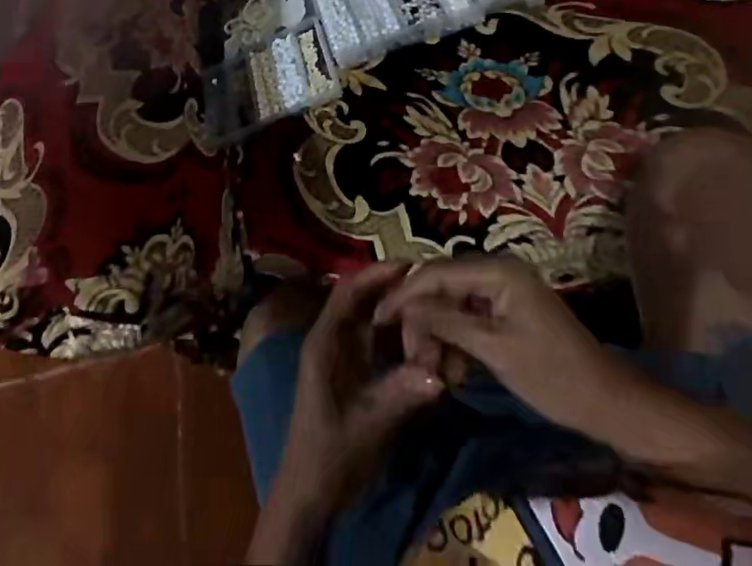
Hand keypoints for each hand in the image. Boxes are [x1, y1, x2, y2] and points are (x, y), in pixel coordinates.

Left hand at [248, 264, 445, 562]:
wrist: (312, 489)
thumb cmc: (331, 453)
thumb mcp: (368, 426)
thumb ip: (400, 397)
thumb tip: (438, 374)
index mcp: (324, 343)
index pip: (347, 294)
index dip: (375, 275)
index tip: (410, 263)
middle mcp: (331, 342)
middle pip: (362, 303)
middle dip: (393, 289)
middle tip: (434, 283)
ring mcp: (343, 357)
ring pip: (372, 323)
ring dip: (399, 313)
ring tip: (436, 304)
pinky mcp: (354, 375)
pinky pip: (377, 345)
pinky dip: (399, 338)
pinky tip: (427, 338)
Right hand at [374, 256, 652, 445]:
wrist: (612, 408)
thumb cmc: (555, 377)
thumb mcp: (494, 350)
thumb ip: (445, 321)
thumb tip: (402, 305)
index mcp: (498, 271)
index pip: (435, 273)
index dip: (404, 295)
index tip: (379, 320)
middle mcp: (497, 271)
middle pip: (439, 286)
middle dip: (420, 320)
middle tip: (410, 355)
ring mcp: (502, 290)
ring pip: (449, 304)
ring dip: (436, 335)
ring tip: (431, 369)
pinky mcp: (505, 311)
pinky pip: (466, 317)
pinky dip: (454, 341)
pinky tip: (452, 370)